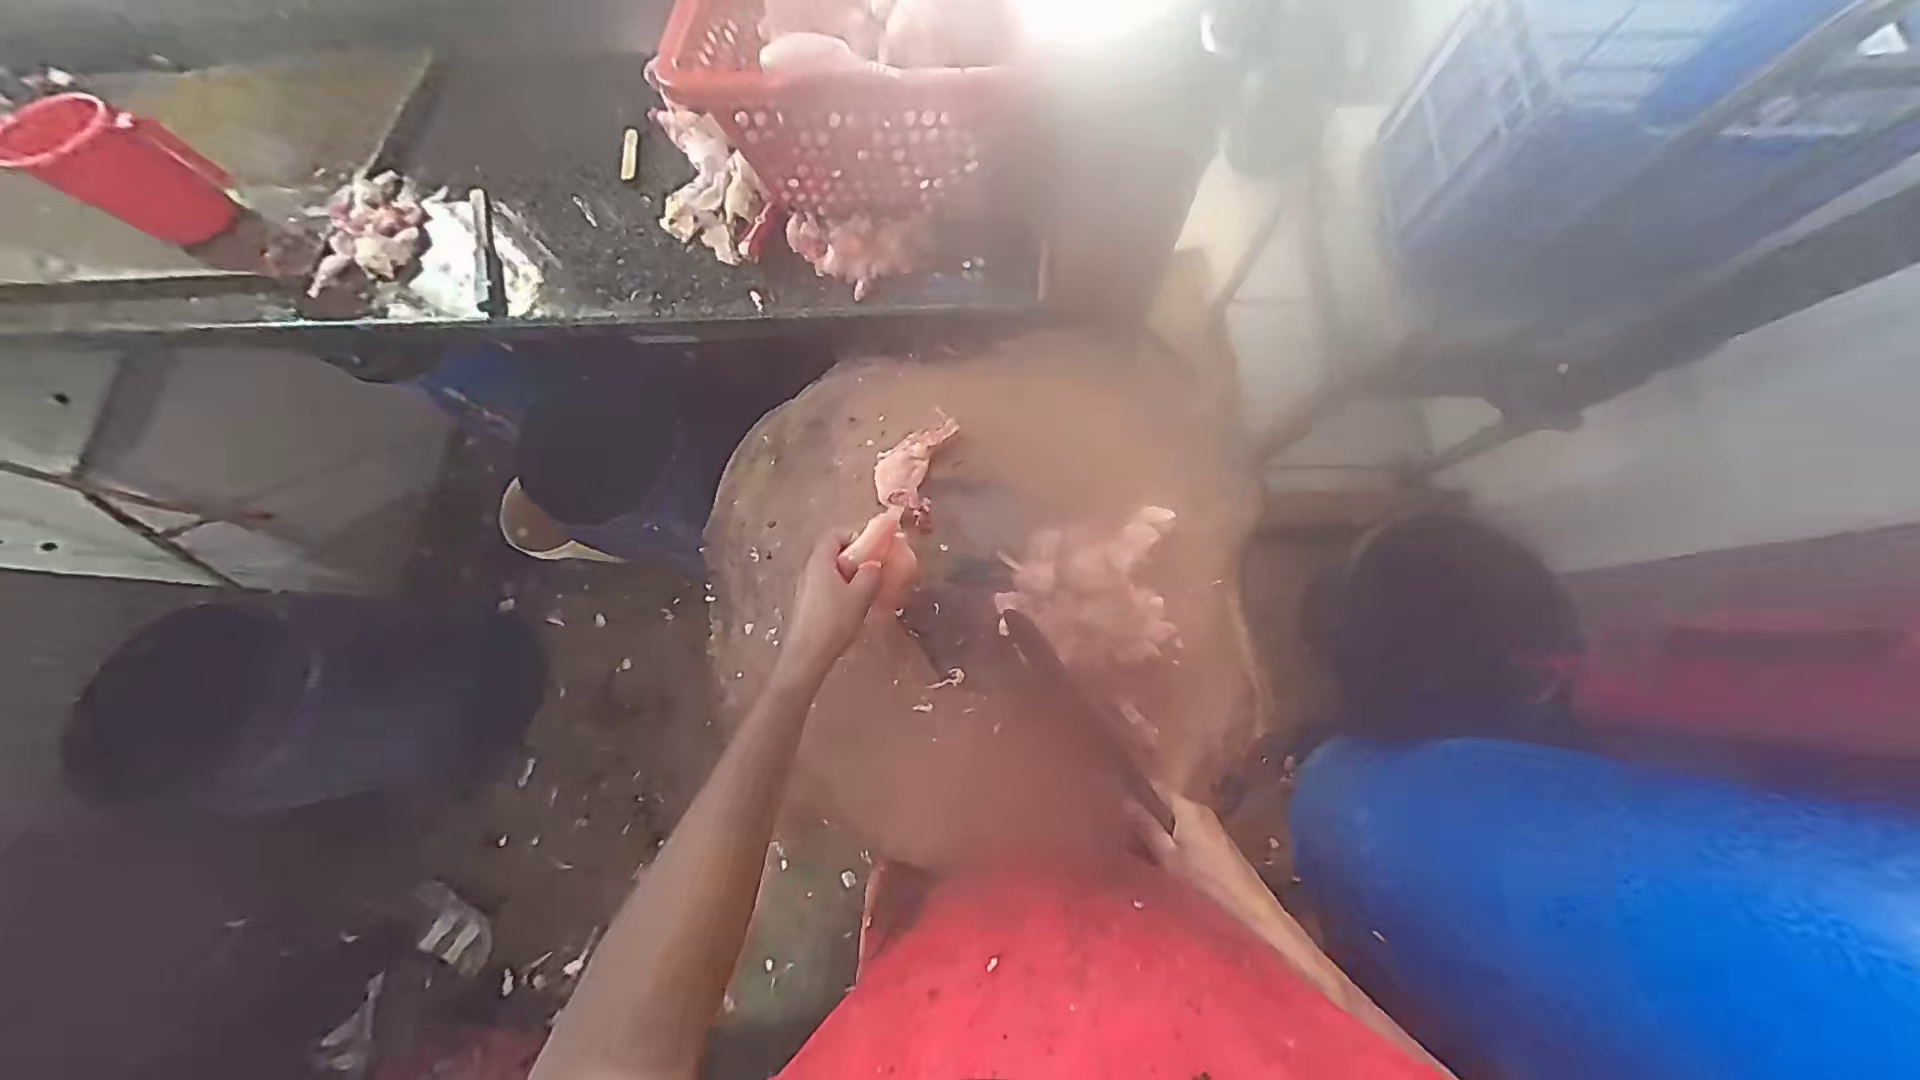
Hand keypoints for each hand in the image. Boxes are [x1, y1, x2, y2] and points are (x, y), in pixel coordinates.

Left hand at [779, 529, 884, 682]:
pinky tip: (854, 605)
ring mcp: (805, 587)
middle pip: (833, 552)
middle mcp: (809, 569)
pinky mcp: (806, 604)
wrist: (807, 655)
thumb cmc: (834, 620)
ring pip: (830, 570)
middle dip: (855, 557)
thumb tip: (873, 564)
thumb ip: (870, 574)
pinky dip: (842, 588)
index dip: (855, 535)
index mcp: (820, 561)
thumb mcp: (860, 595)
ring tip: (868, 589)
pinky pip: (826, 586)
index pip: (835, 534)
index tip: (873, 547)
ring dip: (850, 574)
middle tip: (874, 568)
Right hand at [1128, 787, 1278, 933]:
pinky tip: (1157, 849)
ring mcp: (1209, 823)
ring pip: (1174, 816)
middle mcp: (1199, 809)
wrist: (1248, 904)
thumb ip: (1145, 826)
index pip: (1157, 785)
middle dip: (1144, 807)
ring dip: (1156, 823)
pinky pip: (1185, 827)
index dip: (1137, 784)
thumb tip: (1124, 801)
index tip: (1116, 788)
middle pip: (1165, 801)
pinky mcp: (1214, 838)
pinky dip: (1170, 833)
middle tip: (1120, 816)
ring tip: (1133, 834)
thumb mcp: (1167, 855)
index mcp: (1187, 807)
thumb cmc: (1204, 878)